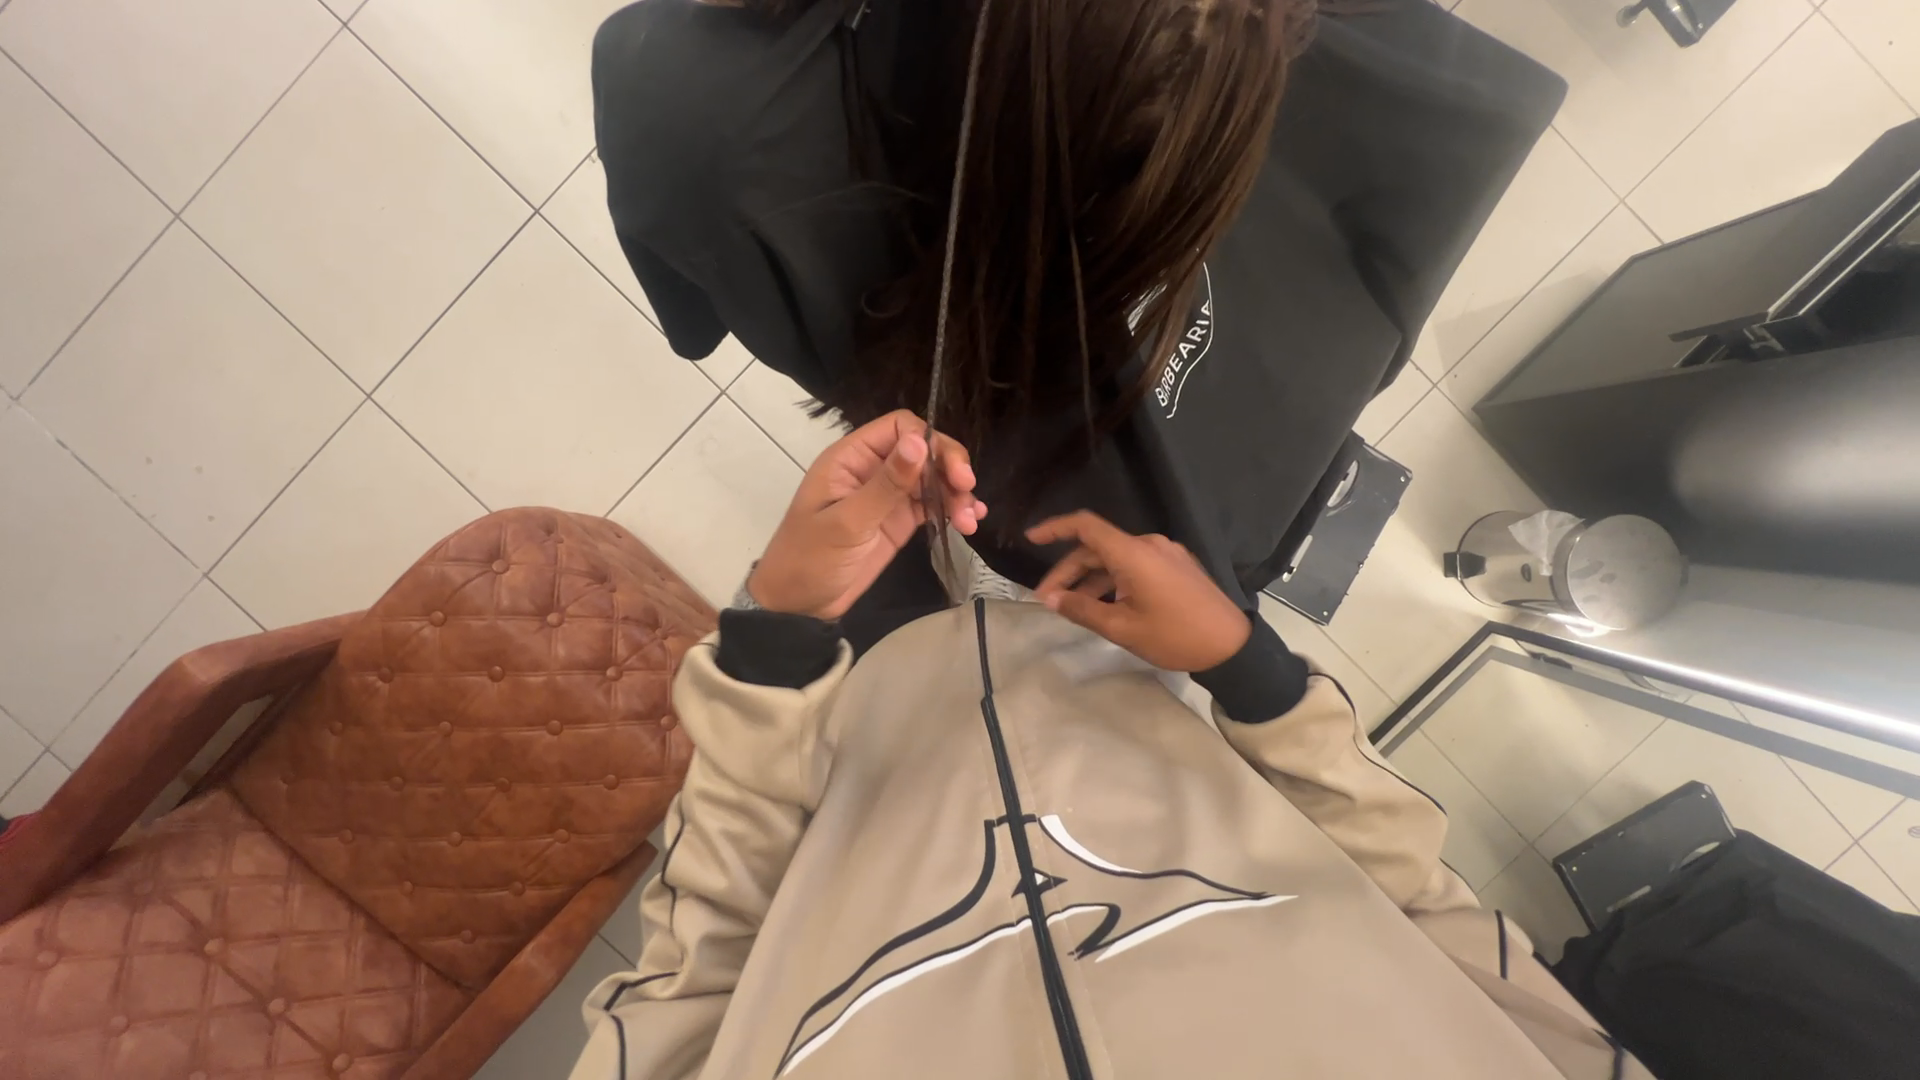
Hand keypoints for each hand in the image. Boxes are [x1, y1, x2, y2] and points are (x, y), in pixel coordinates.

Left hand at [748, 410, 984, 618]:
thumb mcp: (848, 522)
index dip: (930, 441)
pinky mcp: (898, 520)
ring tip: (970, 520)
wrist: (798, 605)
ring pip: (931, 478)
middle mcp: (872, 469)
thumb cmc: (810, 559)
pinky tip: (971, 521)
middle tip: (968, 492)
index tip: (952, 471)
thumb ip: (886, 484)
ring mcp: (887, 495)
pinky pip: (931, 505)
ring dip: (956, 493)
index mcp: (851, 458)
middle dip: (949, 467)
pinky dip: (952, 510)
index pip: (899, 428)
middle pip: (922, 450)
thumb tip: (920, 443)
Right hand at [1027, 511, 1249, 671]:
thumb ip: (1082, 609)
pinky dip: (1113, 580)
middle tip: (1047, 599)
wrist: (1232, 647)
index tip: (1032, 538)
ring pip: (1115, 559)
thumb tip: (1050, 599)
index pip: (1086, 526)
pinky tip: (1104, 604)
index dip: (1055, 528)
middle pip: (1097, 548)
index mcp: (1133, 554)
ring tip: (1072, 607)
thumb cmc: (1174, 636)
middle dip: (1069, 572)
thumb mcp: (1122, 628)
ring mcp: (1166, 554)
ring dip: (1091, 579)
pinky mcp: (1176, 566)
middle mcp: (1149, 545)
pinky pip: (1135, 566)